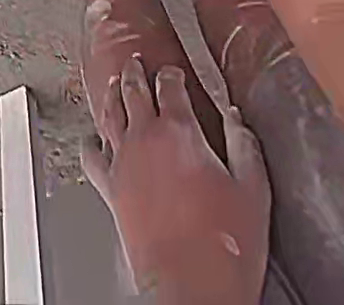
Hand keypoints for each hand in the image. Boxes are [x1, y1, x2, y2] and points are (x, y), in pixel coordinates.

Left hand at [83, 59, 270, 303]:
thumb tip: (234, 114)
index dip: (170, 74)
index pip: (169, 87)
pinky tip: (91, 137)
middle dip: (135, 72)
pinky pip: (91, 154)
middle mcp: (145, 136)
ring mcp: (123, 159)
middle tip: (136, 61)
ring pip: (110, 112)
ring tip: (115, 83)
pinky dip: (90, 141)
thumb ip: (244, 144)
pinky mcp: (110, 186)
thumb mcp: (253, 189)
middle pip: (133, 91)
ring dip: (113, 93)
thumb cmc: (226, 242)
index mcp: (180, 131)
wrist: (191, 285)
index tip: (172, 71)